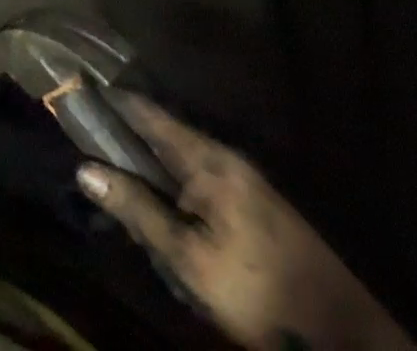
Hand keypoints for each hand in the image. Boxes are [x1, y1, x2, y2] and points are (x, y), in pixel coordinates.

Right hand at [76, 90, 414, 350]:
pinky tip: (151, 197)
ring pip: (179, 157)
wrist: (339, 331)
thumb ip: (136, 209)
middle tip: (81, 133)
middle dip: (123, 131)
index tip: (77, 91)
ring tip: (106, 162)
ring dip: (143, 158)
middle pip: (163, 132)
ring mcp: (243, 180)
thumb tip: (84, 168)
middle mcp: (227, 158)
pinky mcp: (252, 203)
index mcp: (210, 162)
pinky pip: (196, 176)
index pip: (151, 115)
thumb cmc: (255, 290)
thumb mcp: (186, 256)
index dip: (113, 102)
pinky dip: (165, 178)